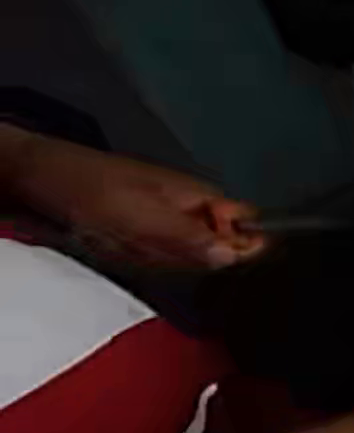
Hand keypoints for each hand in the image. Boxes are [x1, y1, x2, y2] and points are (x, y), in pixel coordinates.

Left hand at [3, 128, 265, 269]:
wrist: (21, 174)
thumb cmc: (85, 185)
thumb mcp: (139, 212)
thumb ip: (190, 236)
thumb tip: (233, 257)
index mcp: (207, 201)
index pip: (252, 232)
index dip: (236, 246)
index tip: (205, 250)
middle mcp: (197, 213)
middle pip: (217, 251)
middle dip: (179, 253)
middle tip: (144, 240)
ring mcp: (170, 222)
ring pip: (185, 257)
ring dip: (149, 254)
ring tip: (117, 237)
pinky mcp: (146, 232)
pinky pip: (157, 256)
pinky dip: (131, 253)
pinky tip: (109, 240)